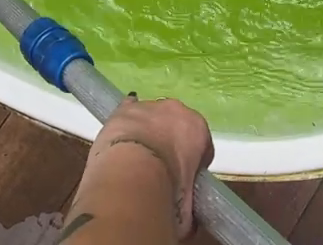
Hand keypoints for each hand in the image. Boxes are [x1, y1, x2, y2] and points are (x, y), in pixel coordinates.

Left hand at [91, 96, 213, 237]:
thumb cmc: (167, 191)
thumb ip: (190, 203)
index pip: (201, 144)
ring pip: (152, 117)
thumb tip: (188, 216)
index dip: (192, 163)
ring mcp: (149, 107)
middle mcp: (177, 111)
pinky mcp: (124, 110)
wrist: (132, 173)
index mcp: (199, 130)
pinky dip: (127, 121)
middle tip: (160, 169)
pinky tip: (122, 136)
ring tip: (136, 158)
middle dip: (170, 143)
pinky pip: (129, 109)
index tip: (184, 179)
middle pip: (176, 125)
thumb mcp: (187, 208)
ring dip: (148, 133)